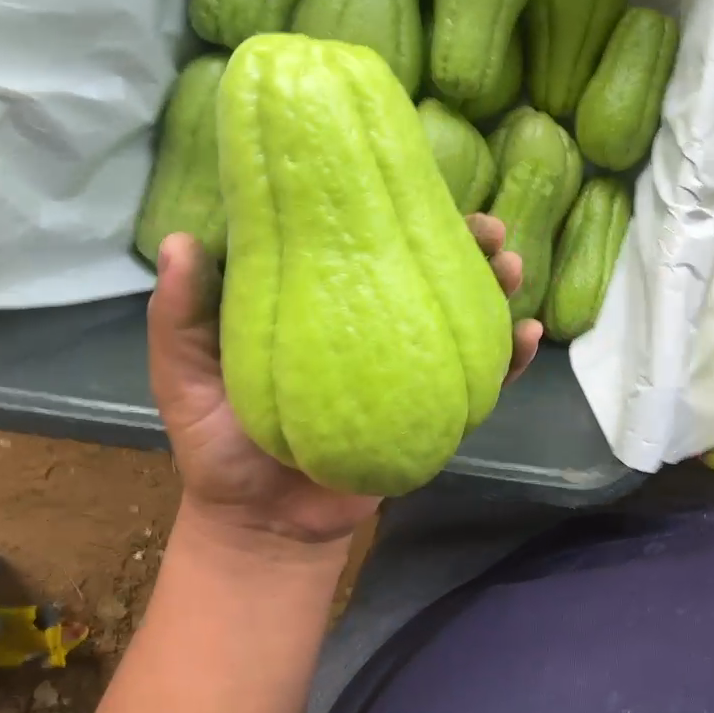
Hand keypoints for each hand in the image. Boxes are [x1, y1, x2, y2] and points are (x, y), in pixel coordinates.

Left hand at [147, 215, 541, 547]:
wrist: (261, 523)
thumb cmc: (221, 445)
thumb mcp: (189, 377)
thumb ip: (184, 318)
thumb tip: (183, 240)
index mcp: (334, 306)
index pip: (375, 249)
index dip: (403, 215)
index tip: (422, 188)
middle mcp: (385, 328)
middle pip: (437, 275)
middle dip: (473, 246)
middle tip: (493, 230)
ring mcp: (418, 368)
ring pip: (470, 318)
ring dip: (501, 290)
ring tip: (514, 270)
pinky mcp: (439, 411)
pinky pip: (486, 381)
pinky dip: (512, 358)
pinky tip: (530, 336)